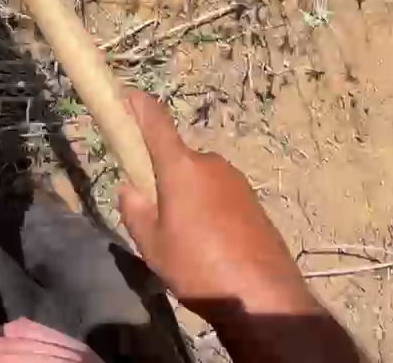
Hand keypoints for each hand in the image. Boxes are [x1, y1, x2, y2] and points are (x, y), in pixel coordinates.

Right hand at [117, 92, 320, 319]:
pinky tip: (213, 245)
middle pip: (177, 157)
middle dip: (164, 176)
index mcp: (180, 166)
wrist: (266, 298)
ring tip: (189, 239)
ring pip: (199, 178)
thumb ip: (134, 211)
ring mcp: (235, 180)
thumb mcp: (152, 245)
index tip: (126, 94)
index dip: (138, 104)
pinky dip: (211, 209)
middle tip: (158, 214)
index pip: (156, 121)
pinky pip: (220, 194)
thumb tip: (129, 189)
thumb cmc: (199, 267)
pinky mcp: (253, 200)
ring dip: (189, 195)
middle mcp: (208, 163)